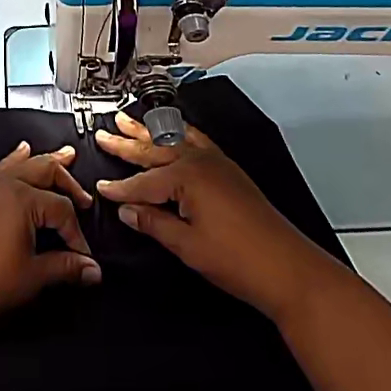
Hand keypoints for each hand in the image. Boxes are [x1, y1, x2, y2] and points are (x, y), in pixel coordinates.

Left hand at [0, 143, 100, 340]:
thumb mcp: (33, 276)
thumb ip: (67, 268)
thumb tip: (89, 268)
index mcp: (22, 199)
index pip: (62, 209)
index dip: (76, 234)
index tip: (82, 254)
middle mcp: (5, 185)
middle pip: (47, 172)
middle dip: (69, 184)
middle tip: (83, 196)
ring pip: (25, 163)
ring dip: (46, 161)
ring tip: (63, 157)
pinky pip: (2, 167)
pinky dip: (16, 159)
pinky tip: (21, 154)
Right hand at [96, 113, 334, 322]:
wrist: (288, 269)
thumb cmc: (244, 260)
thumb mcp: (188, 246)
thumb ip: (154, 223)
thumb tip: (130, 211)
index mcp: (187, 177)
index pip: (142, 182)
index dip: (119, 189)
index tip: (102, 189)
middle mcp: (201, 162)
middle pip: (154, 151)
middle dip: (127, 145)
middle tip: (106, 135)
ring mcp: (217, 163)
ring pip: (173, 140)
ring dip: (149, 132)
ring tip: (130, 121)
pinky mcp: (228, 170)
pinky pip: (196, 141)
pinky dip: (179, 134)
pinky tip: (174, 133)